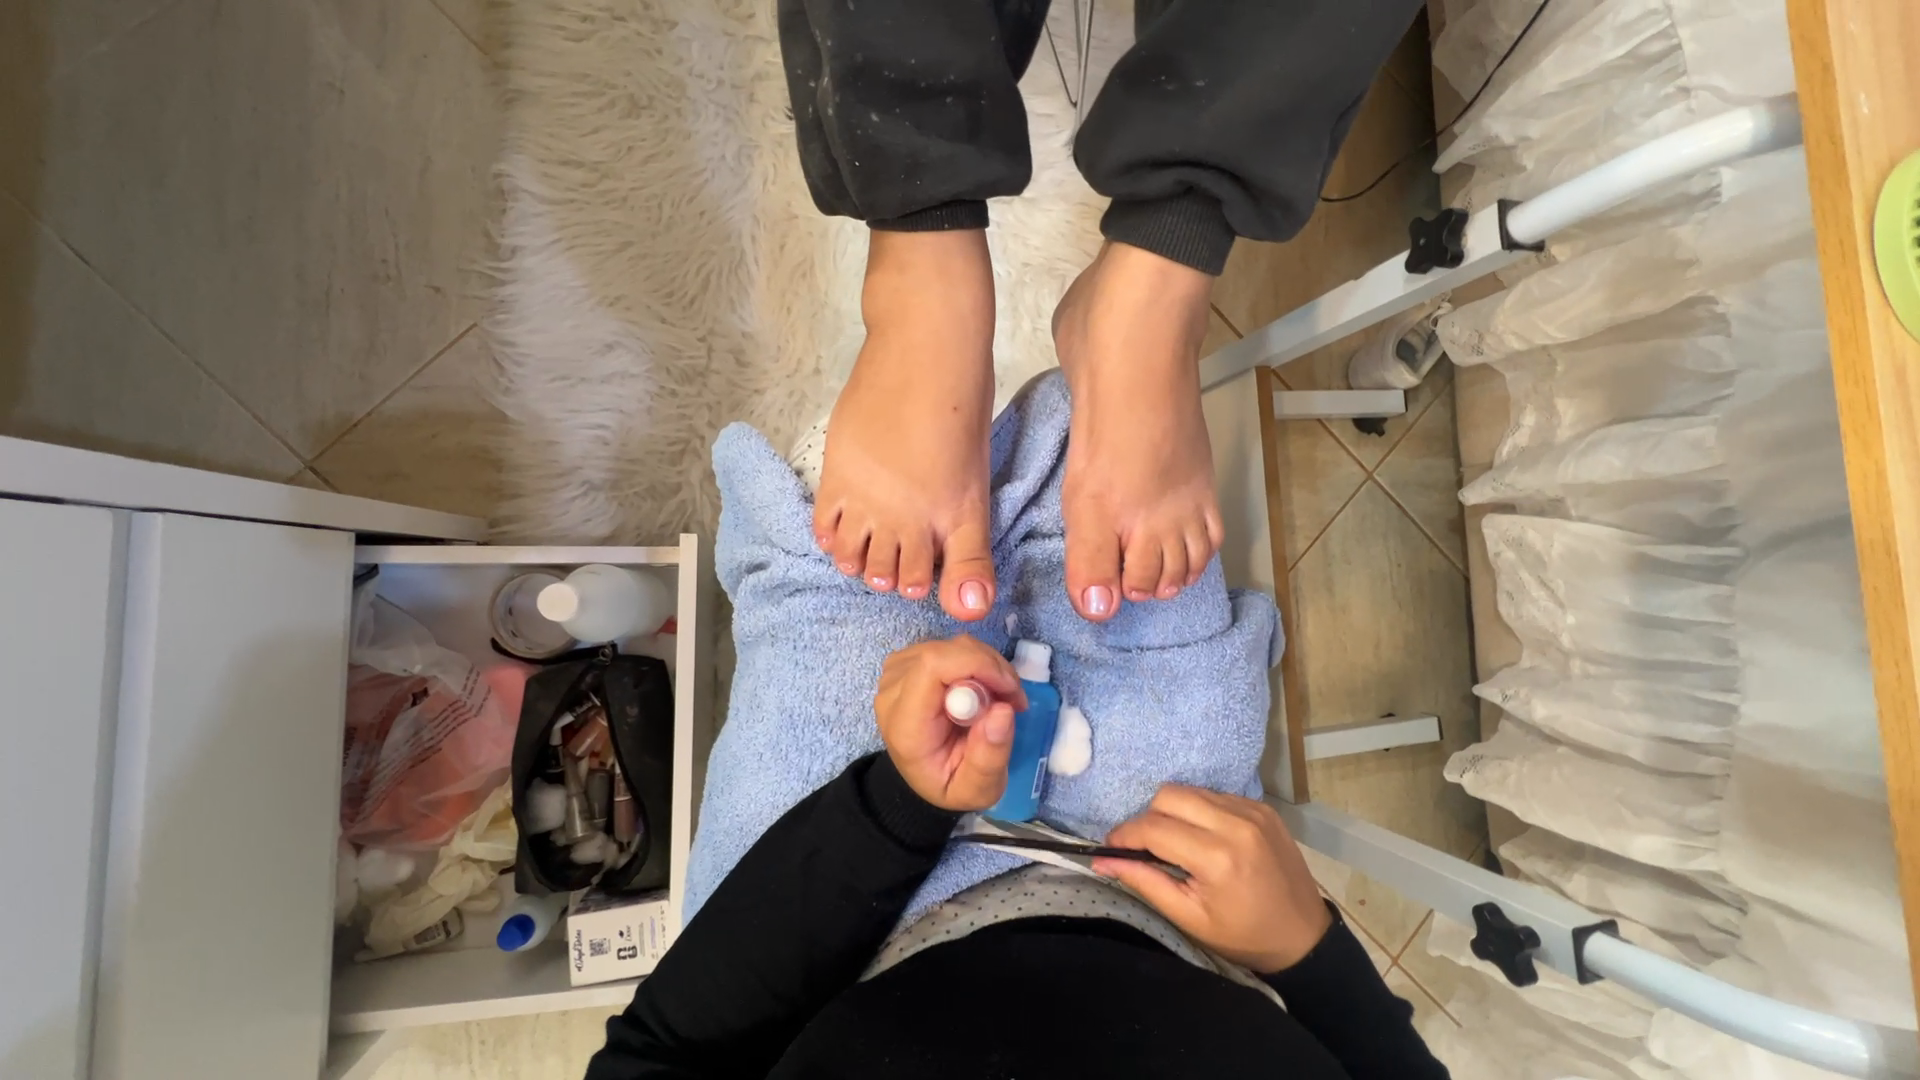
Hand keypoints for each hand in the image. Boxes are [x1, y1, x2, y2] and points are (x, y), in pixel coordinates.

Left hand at [874, 636, 1028, 811]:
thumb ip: (990, 756)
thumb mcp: (977, 790)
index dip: (977, 666)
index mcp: (905, 723)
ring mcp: (897, 671)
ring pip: (952, 646)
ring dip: (987, 666)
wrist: (924, 776)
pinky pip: (950, 647)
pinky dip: (976, 662)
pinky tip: (983, 690)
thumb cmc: (949, 783)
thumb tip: (1003, 710)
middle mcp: (893, 690)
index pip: (932, 666)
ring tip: (1001, 700)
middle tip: (1014, 701)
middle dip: (991, 669)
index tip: (1009, 692)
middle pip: (946, 651)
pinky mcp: (908, 661)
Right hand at [1094, 785, 1332, 972]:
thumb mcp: (1189, 918)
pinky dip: (1199, 810)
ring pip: (1190, 790)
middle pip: (1168, 796)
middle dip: (1148, 818)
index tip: (1110, 847)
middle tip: (1146, 847)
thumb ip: (1144, 882)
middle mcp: (1234, 824)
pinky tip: (1204, 837)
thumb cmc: (1243, 935)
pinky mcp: (1261, 807)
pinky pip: (1213, 794)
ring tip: (1176, 842)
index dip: (1124, 835)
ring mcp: (1251, 810)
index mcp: (1217, 858)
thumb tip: (1102, 860)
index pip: (1153, 828)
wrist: (1305, 938)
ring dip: (1173, 811)